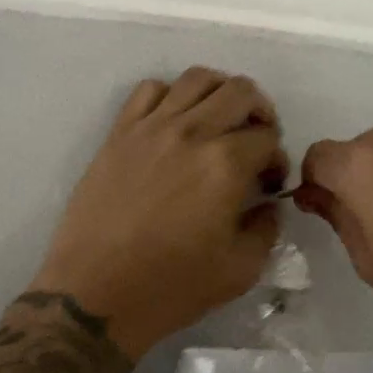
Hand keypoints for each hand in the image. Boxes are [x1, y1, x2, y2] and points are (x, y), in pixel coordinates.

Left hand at [32, 68, 287, 359]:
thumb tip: (268, 203)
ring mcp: (152, 126)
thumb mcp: (239, 271)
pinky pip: (150, 89)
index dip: (276, 159)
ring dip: (219, 92)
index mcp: (226, 164)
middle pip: (240, 91)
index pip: (267, 137)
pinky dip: (170, 95)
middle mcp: (192, 132)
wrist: (95, 294)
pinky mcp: (120, 131)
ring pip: (197, 78)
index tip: (268, 183)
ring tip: (219, 118)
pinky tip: (174, 121)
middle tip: (255, 140)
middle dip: (260, 112)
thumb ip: (266, 228)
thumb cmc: (170, 287)